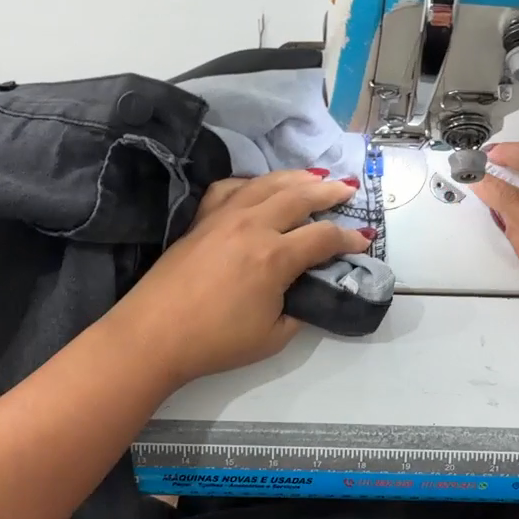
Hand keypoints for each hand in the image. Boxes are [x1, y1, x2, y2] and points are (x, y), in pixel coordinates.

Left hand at [102, 169, 370, 386]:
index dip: (349, 239)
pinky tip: (259, 186)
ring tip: (316, 176)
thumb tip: (306, 294)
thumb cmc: (215, 342)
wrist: (154, 334)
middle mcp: (252, 226)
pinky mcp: (201, 219)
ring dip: (296, 177)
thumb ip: (298, 311)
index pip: (323, 238)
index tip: (364, 241)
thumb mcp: (272, 337)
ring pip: (267, 184)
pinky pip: (230, 188)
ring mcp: (223, 217)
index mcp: (274, 257)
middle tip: (349, 189)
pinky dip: (251, 182)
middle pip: (299, 197)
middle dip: (330, 192)